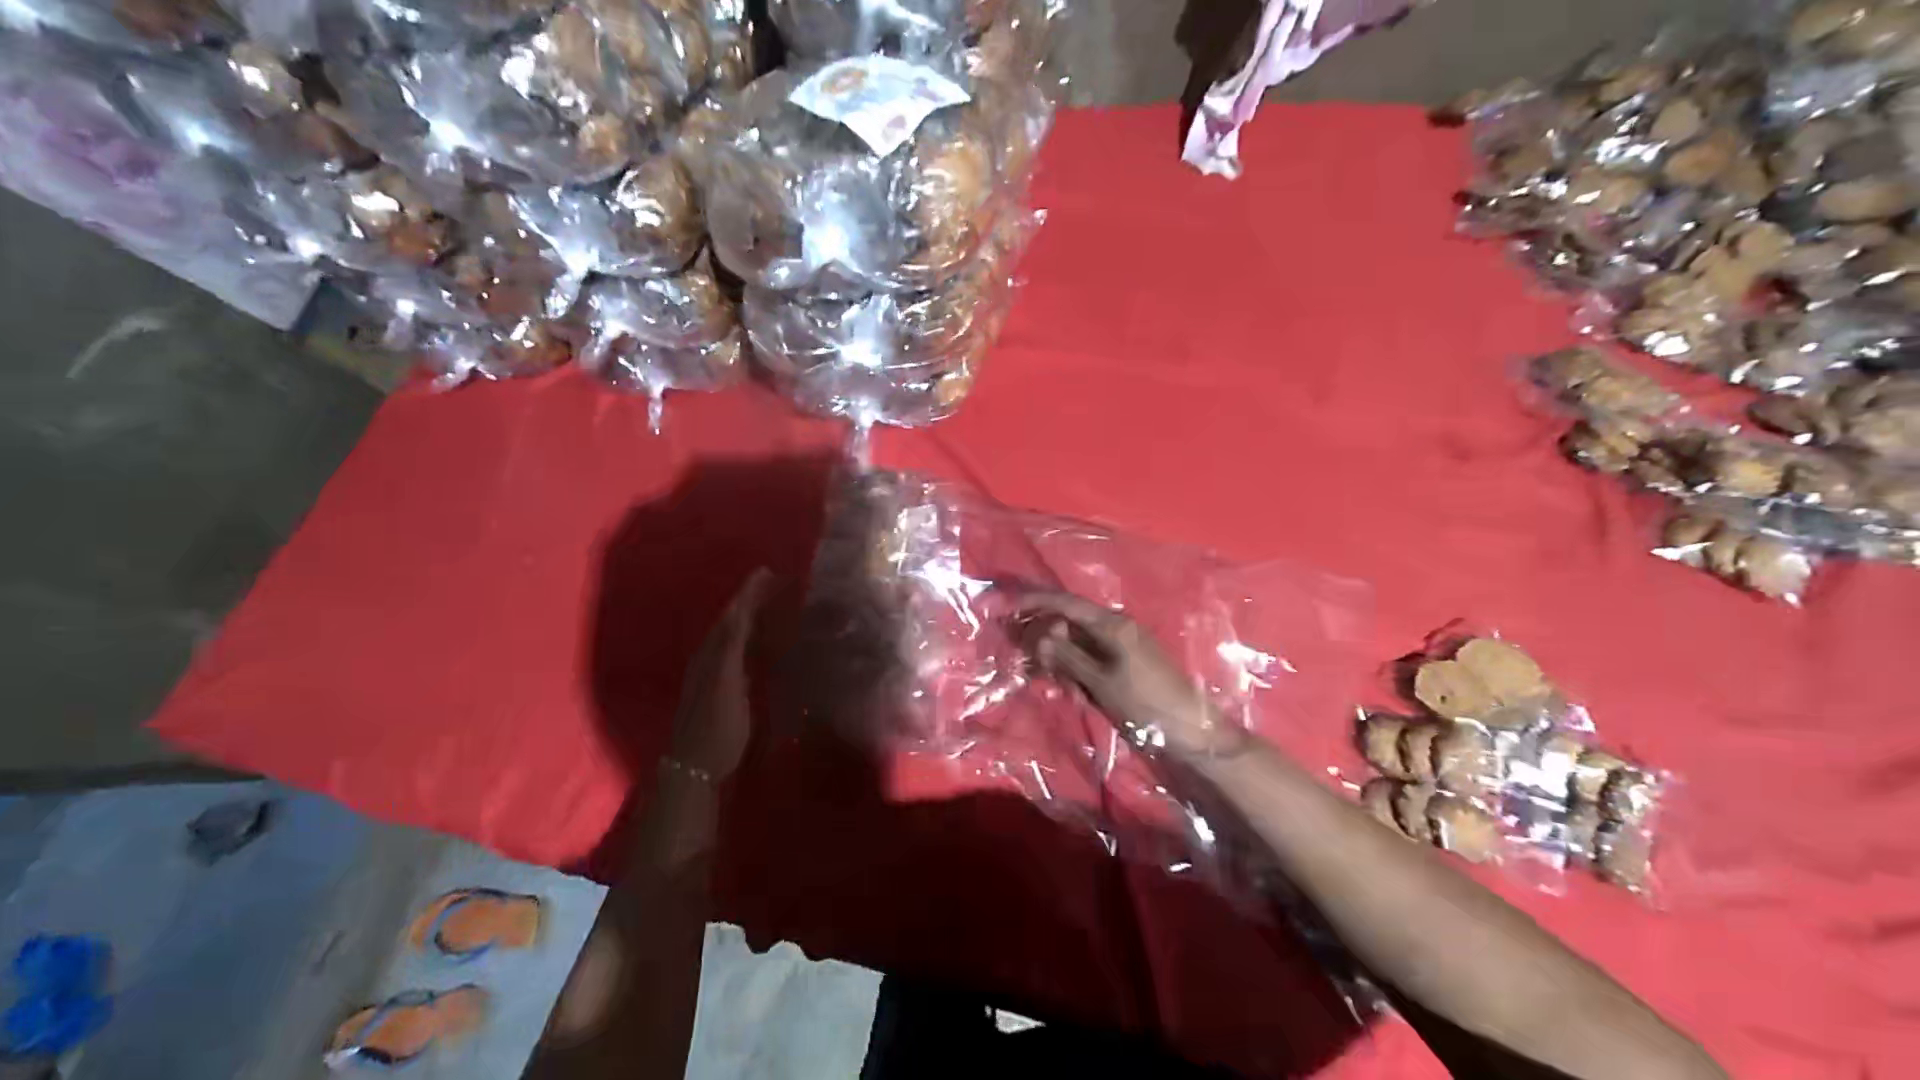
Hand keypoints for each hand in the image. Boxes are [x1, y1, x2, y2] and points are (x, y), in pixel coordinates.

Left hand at [667, 569, 773, 781]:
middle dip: (751, 600)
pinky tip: (764, 643)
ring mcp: (716, 675)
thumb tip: (740, 611)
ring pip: (735, 636)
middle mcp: (711, 658)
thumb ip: (732, 648)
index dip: (748, 593)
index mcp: (712, 654)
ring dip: (752, 617)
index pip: (732, 614)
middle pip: (732, 621)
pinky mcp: (726, 691)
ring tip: (773, 604)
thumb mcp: (725, 684)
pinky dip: (753, 640)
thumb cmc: (715, 727)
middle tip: (775, 582)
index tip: (766, 571)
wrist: (696, 768)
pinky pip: (741, 653)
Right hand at [1016, 592, 1247, 761]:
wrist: (1192, 733)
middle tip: (1032, 668)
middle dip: (1047, 642)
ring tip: (1062, 691)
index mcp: (1113, 625)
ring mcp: (1123, 646)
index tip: (1006, 608)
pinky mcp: (1127, 664)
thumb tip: (1040, 633)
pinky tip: (1077, 695)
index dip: (1034, 602)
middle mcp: (1117, 628)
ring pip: (1078, 645)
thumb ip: (1068, 656)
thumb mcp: (1101, 682)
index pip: (1066, 603)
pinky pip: (1092, 660)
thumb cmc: (1146, 704)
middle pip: (1069, 624)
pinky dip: (1078, 673)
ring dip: (1063, 664)